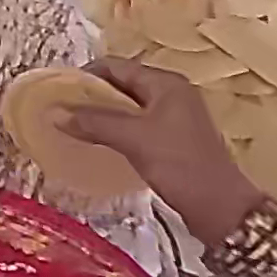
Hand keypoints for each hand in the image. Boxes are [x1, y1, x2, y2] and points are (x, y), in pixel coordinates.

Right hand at [62, 59, 263, 242]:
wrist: (222, 210)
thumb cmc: (180, 164)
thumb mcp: (133, 139)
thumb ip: (94, 122)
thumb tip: (55, 113)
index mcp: (165, 82)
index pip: (116, 66)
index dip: (86, 75)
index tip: (61, 92)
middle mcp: (171, 92)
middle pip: (122, 83)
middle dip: (93, 94)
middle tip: (65, 109)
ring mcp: (175, 115)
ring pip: (129, 105)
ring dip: (104, 112)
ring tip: (77, 125)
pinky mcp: (174, 137)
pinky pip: (137, 123)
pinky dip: (117, 127)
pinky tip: (101, 141)